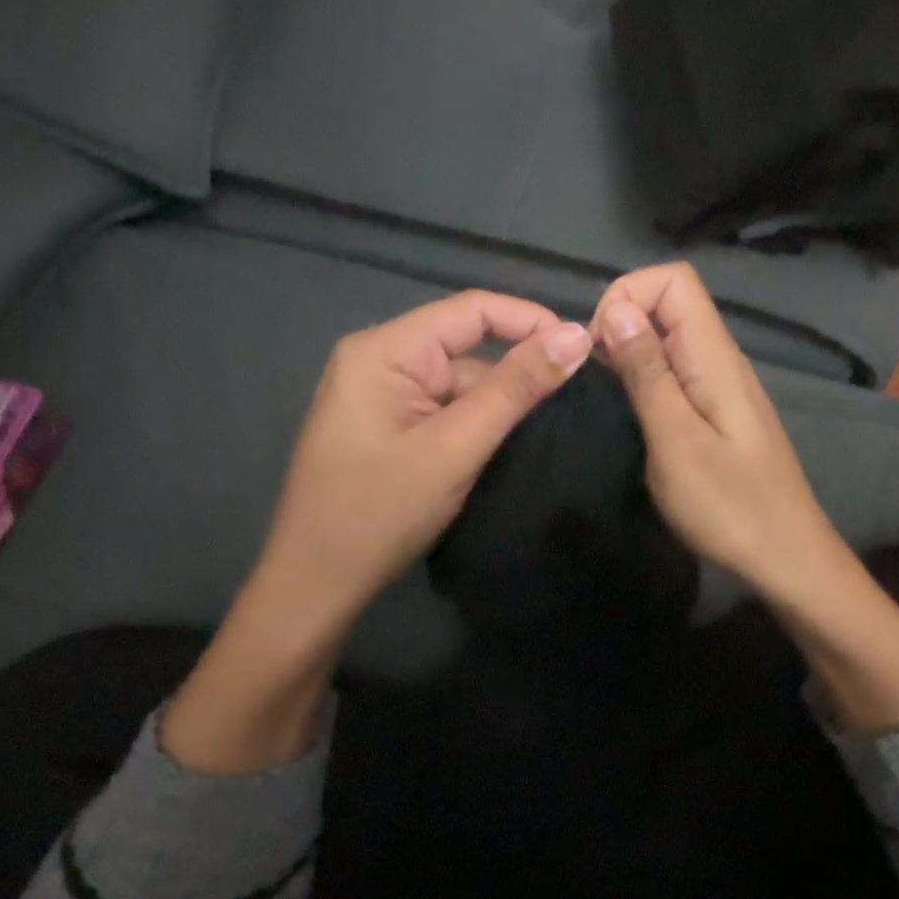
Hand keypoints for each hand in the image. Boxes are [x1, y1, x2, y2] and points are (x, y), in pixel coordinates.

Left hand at [163, 291, 592, 774]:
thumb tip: (578, 335)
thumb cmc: (378, 513)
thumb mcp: (455, 447)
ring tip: (552, 427)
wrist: (314, 588)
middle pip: (466, 345)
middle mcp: (379, 360)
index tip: (585, 350)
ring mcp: (381, 395)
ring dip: (500, 403)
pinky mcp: (387, 425)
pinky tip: (510, 445)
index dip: (531, 321)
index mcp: (384, 351)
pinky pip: (445, 408)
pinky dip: (477, 423)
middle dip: (518, 369)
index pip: (472, 309)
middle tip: (577, 398)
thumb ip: (516, 388)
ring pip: (460, 381)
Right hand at [590, 263, 834, 590]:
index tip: (599, 344)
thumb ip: (647, 373)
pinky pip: (678, 369)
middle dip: (623, 319)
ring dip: (631, 349)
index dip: (629, 294)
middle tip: (595, 373)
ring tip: (606, 392)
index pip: (675, 280)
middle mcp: (722, 358)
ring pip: (672, 336)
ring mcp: (723, 384)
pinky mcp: (718, 410)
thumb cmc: (730, 505)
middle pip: (672, 302)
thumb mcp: (676, 440)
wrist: (787, 557)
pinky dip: (647, 375)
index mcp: (715, 356)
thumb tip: (618, 308)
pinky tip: (633, 410)